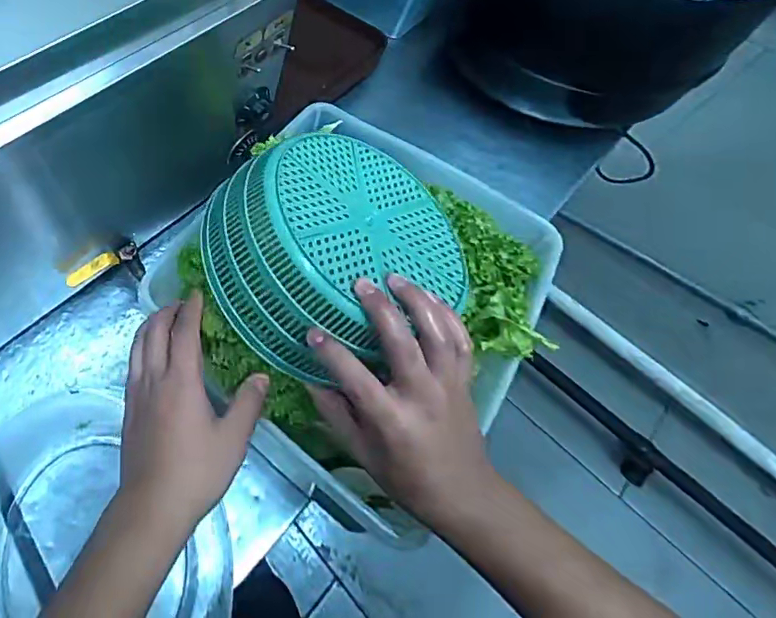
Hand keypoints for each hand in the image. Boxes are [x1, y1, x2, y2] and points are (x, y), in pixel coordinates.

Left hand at [119, 292, 269, 537]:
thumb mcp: (232, 440)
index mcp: (181, 379)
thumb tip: (261, 377)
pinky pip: (132, 361)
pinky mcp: (128, 404)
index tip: (196, 294)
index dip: (190, 309)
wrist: (152, 502)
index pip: (183, 332)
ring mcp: (137, 390)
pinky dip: (141, 345)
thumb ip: (247, 405)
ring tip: (163, 320)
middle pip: (154, 330)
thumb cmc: (196, 471)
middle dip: (167, 311)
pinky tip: (149, 355)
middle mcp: (154, 376)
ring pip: (138, 343)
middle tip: (181, 304)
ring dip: (150, 325)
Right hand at [305, 273, 497, 524]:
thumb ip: (334, 412)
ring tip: (396, 278)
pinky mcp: (465, 381)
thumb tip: (308, 377)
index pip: (355, 377)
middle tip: (361, 284)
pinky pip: (461, 341)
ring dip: (417, 302)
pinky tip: (431, 296)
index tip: (311, 332)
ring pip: (438, 334)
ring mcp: (448, 386)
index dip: (331, 352)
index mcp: (391, 418)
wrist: (466, 497)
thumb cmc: (407, 477)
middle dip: (380, 310)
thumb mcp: (361, 452)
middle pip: (403, 344)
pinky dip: (448, 315)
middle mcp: (422, 396)